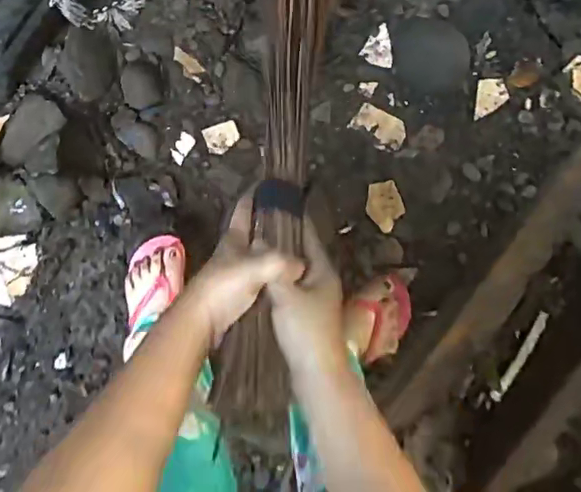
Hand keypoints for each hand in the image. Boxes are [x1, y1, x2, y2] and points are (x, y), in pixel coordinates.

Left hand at [177, 191, 301, 343]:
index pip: (244, 208)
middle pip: (252, 231)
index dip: (254, 194)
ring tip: (295, 248)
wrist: (201, 320)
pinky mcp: (237, 292)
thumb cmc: (223, 285)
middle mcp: (233, 250)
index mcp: (234, 237)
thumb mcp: (256, 267)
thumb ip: (281, 262)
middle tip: (292, 218)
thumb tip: (302, 264)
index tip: (268, 183)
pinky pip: (260, 276)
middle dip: (268, 223)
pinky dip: (272, 274)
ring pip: (257, 254)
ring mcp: (234, 271)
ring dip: (272, 250)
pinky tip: (286, 277)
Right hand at [264, 216, 349, 379]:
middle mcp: (323, 280)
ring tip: (257, 248)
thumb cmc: (305, 330)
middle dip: (284, 240)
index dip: (294, 219)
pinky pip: (293, 288)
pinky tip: (262, 280)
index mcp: (323, 269)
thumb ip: (272, 268)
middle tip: (260, 225)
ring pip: (296, 272)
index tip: (277, 204)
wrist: (317, 376)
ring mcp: (317, 299)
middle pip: (302, 253)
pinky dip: (280, 280)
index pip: (309, 235)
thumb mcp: (285, 294)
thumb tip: (259, 242)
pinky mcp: (309, 316)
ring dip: (281, 262)